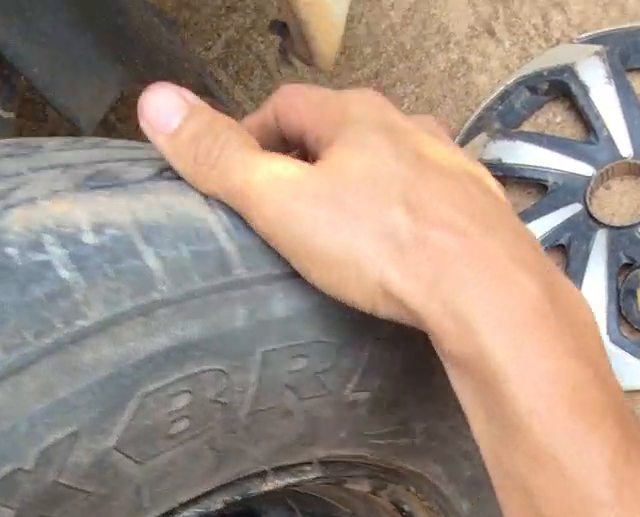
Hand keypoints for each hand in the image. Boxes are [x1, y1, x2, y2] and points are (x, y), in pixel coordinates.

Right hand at [135, 83, 569, 354]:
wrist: (485, 290)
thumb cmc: (383, 245)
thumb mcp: (285, 205)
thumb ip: (221, 160)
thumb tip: (154, 102)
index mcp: (356, 117)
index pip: (287, 106)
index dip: (253, 133)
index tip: (237, 174)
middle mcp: (409, 129)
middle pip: (343, 133)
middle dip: (310, 163)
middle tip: (286, 211)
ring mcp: (450, 169)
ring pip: (393, 167)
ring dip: (364, 189)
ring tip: (343, 235)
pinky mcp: (478, 214)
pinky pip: (430, 206)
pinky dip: (406, 220)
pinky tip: (402, 254)